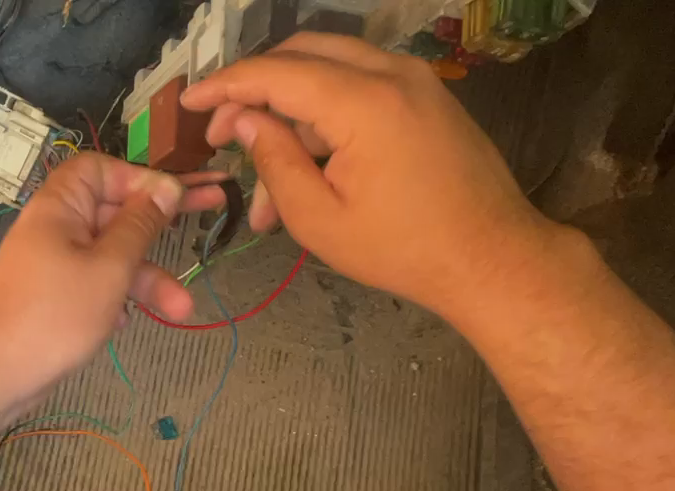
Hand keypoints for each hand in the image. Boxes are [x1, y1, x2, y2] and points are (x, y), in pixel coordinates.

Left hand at [0, 153, 223, 408]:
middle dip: (159, 230)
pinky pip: (89, 285)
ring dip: (144, 280)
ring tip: (182, 309)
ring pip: (106, 258)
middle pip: (113, 215)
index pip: (102, 170)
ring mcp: (48, 266)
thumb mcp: (110, 267)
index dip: (140, 178)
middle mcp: (51, 229)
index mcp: (59, 207)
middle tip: (214, 210)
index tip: (176, 195)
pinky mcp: (49, 299)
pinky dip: (112, 299)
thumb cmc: (56, 316)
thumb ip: (141, 225)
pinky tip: (127, 323)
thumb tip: (166, 186)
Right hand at [181, 33, 572, 322]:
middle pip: (303, 53)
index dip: (226, 85)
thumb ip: (276, 162)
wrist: (485, 253)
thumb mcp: (317, 217)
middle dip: (253, 89)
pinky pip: (356, 90)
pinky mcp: (422, 97)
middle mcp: (390, 73)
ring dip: (286, 115)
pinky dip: (318, 121)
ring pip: (328, 71)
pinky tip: (300, 173)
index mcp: (363, 103)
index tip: (189, 102)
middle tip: (220, 136)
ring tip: (261, 188)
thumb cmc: (396, 247)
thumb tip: (245, 122)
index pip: (278, 74)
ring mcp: (412, 80)